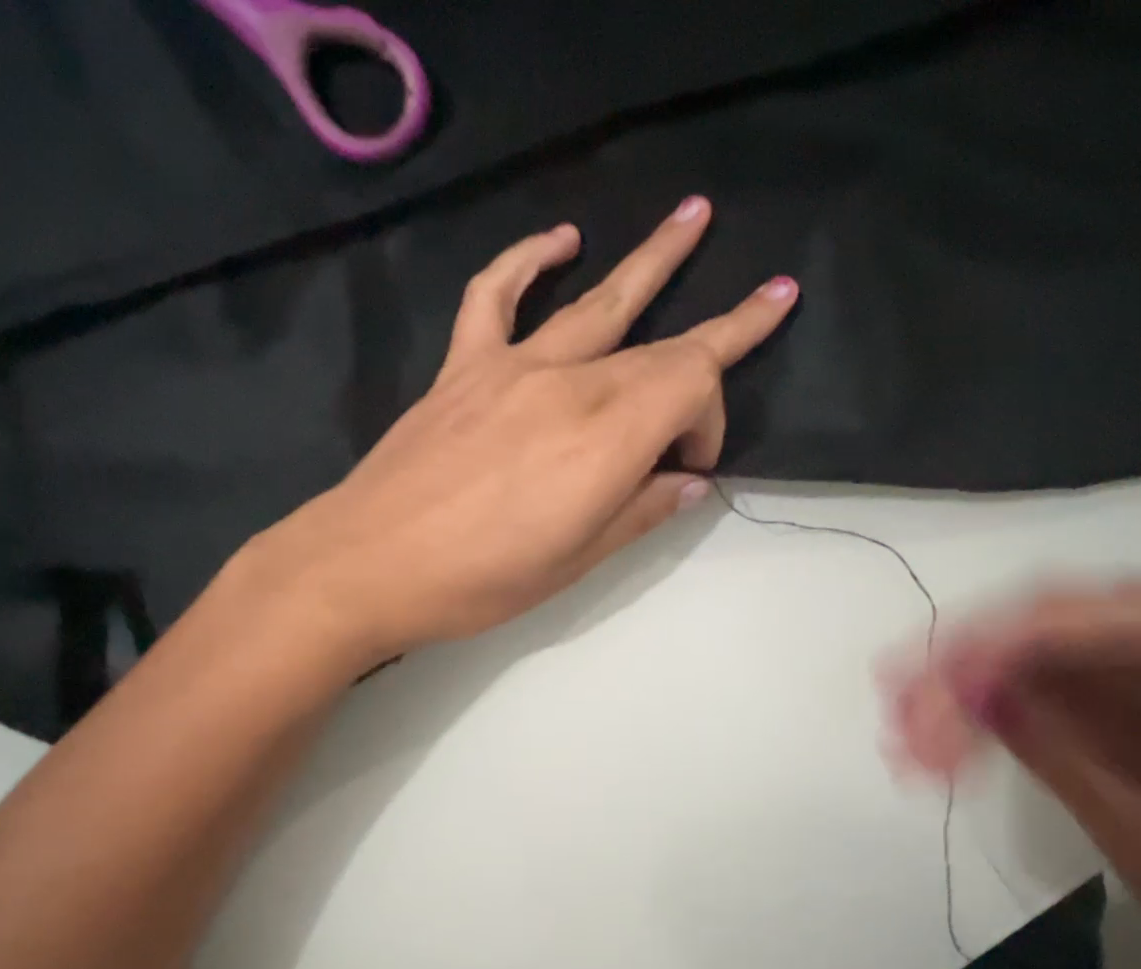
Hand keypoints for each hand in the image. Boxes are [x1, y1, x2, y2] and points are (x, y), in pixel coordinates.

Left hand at [236, 197, 796, 662]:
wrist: (365, 564)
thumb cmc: (478, 580)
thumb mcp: (577, 562)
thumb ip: (641, 511)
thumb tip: (688, 482)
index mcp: (606, 436)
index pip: (692, 384)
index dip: (711, 418)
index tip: (689, 467)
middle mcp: (570, 384)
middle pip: (661, 346)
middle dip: (722, 331)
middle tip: (775, 297)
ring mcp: (513, 366)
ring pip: (597, 301)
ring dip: (653, 258)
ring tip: (695, 215)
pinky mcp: (464, 366)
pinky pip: (496, 296)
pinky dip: (527, 260)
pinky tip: (561, 239)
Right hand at [885, 583, 1140, 968]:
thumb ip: (1066, 759)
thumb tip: (967, 686)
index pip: (1135, 622)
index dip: (1021, 638)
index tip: (935, 679)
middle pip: (1087, 613)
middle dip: (979, 651)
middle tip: (898, 695)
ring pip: (1063, 631)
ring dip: (977, 668)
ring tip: (908, 716)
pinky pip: (1068, 661)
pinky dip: (1003, 688)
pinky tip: (953, 722)